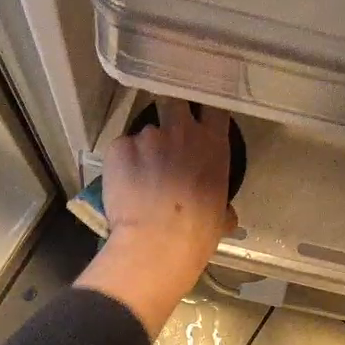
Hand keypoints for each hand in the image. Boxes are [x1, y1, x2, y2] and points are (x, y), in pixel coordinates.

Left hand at [74, 98, 237, 332]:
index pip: (213, 106)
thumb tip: (225, 213)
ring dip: (143, 148)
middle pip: (174, 100)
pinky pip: (120, 150)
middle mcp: (181, 130)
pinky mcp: (119, 147)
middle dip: (170, 110)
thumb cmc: (198, 234)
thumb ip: (222, 204)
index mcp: (213, 144)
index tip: (200, 116)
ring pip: (144, 132)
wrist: (157, 244)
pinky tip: (123, 186)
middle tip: (166, 135)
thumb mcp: (221, 218)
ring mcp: (147, 136)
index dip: (205, 108)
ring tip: (139, 176)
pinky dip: (121, 164)